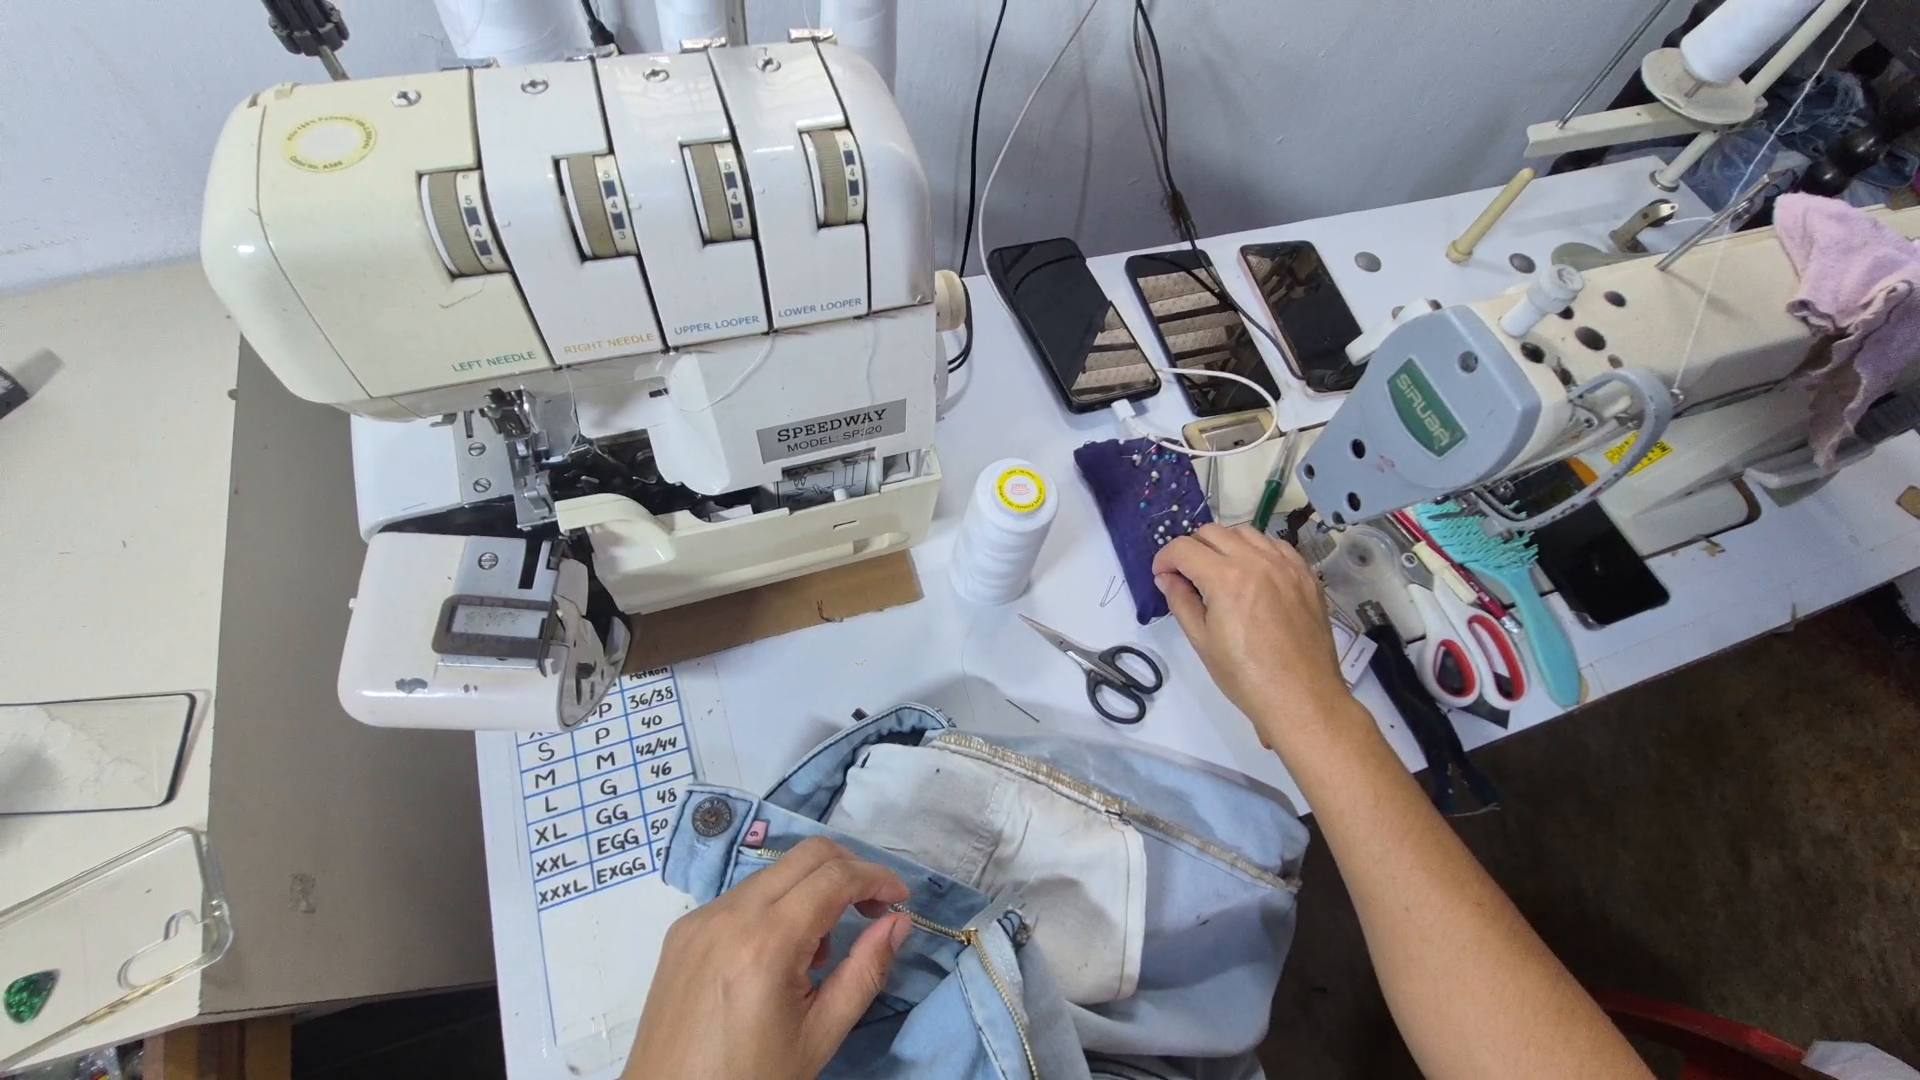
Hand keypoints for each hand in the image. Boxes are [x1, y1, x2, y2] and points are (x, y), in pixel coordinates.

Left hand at [627, 836, 912, 1079]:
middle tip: (873, 908)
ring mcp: (701, 916)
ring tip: (821, 950)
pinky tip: (778, 955)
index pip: (835, 877)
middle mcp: (730, 914)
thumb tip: (899, 921)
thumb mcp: (821, 1035)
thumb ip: (866, 971)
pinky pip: (744, 895)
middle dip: (851, 869)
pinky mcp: (684, 927)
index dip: (877, 877)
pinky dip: (777, 905)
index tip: (901, 899)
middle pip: (808, 854)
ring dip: (813, 889)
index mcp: (767, 942)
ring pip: (776, 872)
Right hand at [1152, 524, 1359, 748]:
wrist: (1301, 698)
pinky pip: (1276, 545)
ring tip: (1219, 571)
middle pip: (1212, 532)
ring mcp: (1286, 566)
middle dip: (1191, 548)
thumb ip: (1181, 601)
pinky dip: (1256, 550)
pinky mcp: (1306, 576)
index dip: (1164, 558)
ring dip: (1223, 544)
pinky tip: (1252, 573)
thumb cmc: (1245, 676)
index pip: (1183, 548)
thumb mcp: (1202, 641)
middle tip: (1186, 574)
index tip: (1162, 575)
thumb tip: (1166, 578)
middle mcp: (1256, 562)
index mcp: (1225, 578)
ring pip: (1245, 532)